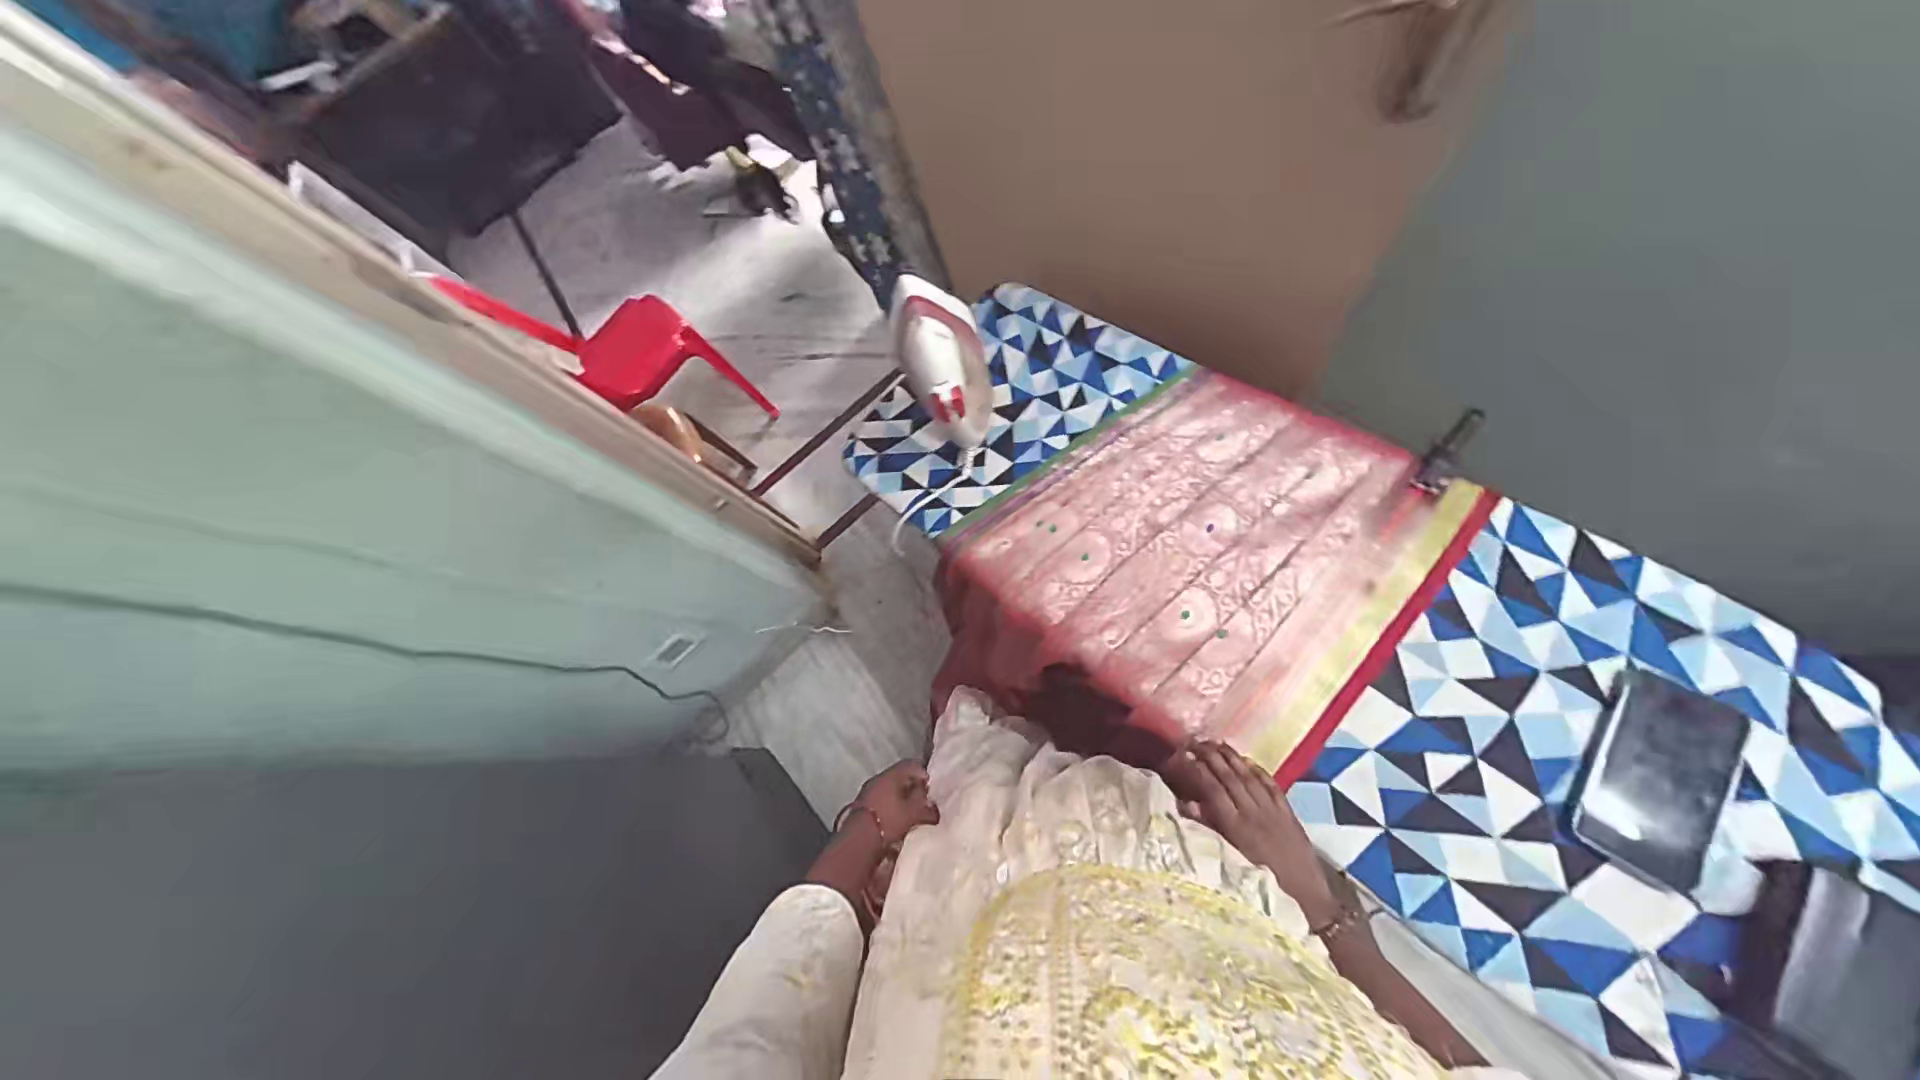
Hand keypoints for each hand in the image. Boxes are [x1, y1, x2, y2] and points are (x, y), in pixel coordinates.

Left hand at [851, 759, 939, 844]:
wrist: (858, 842)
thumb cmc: (889, 821)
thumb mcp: (914, 813)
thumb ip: (926, 806)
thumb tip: (931, 804)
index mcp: (891, 775)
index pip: (911, 765)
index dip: (923, 774)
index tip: (931, 787)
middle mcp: (877, 779)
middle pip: (899, 778)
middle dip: (911, 788)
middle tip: (922, 801)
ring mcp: (866, 793)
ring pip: (889, 791)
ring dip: (899, 799)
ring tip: (910, 814)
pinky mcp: (860, 809)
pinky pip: (880, 802)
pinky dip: (889, 808)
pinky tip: (895, 821)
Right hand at [1170, 740, 1338, 923]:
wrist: (1307, 900)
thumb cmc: (1261, 883)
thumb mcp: (1231, 859)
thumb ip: (1209, 829)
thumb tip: (1185, 804)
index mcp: (1236, 827)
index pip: (1213, 789)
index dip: (1198, 770)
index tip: (1185, 755)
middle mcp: (1254, 813)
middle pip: (1230, 777)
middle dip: (1211, 756)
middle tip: (1196, 742)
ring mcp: (1273, 812)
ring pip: (1249, 776)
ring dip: (1232, 757)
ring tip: (1216, 743)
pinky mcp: (1289, 814)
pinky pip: (1271, 785)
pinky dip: (1258, 770)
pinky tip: (1247, 761)